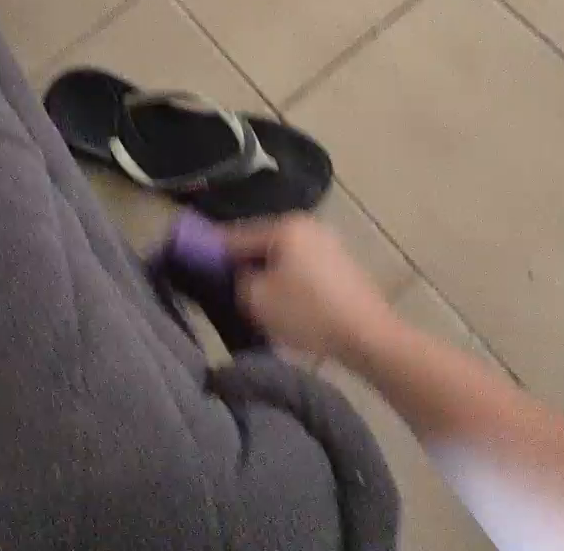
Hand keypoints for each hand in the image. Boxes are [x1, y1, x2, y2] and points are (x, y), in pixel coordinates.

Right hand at [220, 215, 401, 365]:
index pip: (237, 234)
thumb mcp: (257, 299)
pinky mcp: (342, 265)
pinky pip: (303, 268)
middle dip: (244, 263)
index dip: (213, 250)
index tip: (193, 260)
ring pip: (284, 257)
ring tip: (254, 300)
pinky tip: (285, 305)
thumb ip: (237, 280)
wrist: (369, 337)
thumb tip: (238, 274)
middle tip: (224, 285)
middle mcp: (308, 226)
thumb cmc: (309, 313)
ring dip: (268, 274)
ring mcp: (329, 244)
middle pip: (262, 243)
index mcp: (286, 226)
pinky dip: (289, 281)